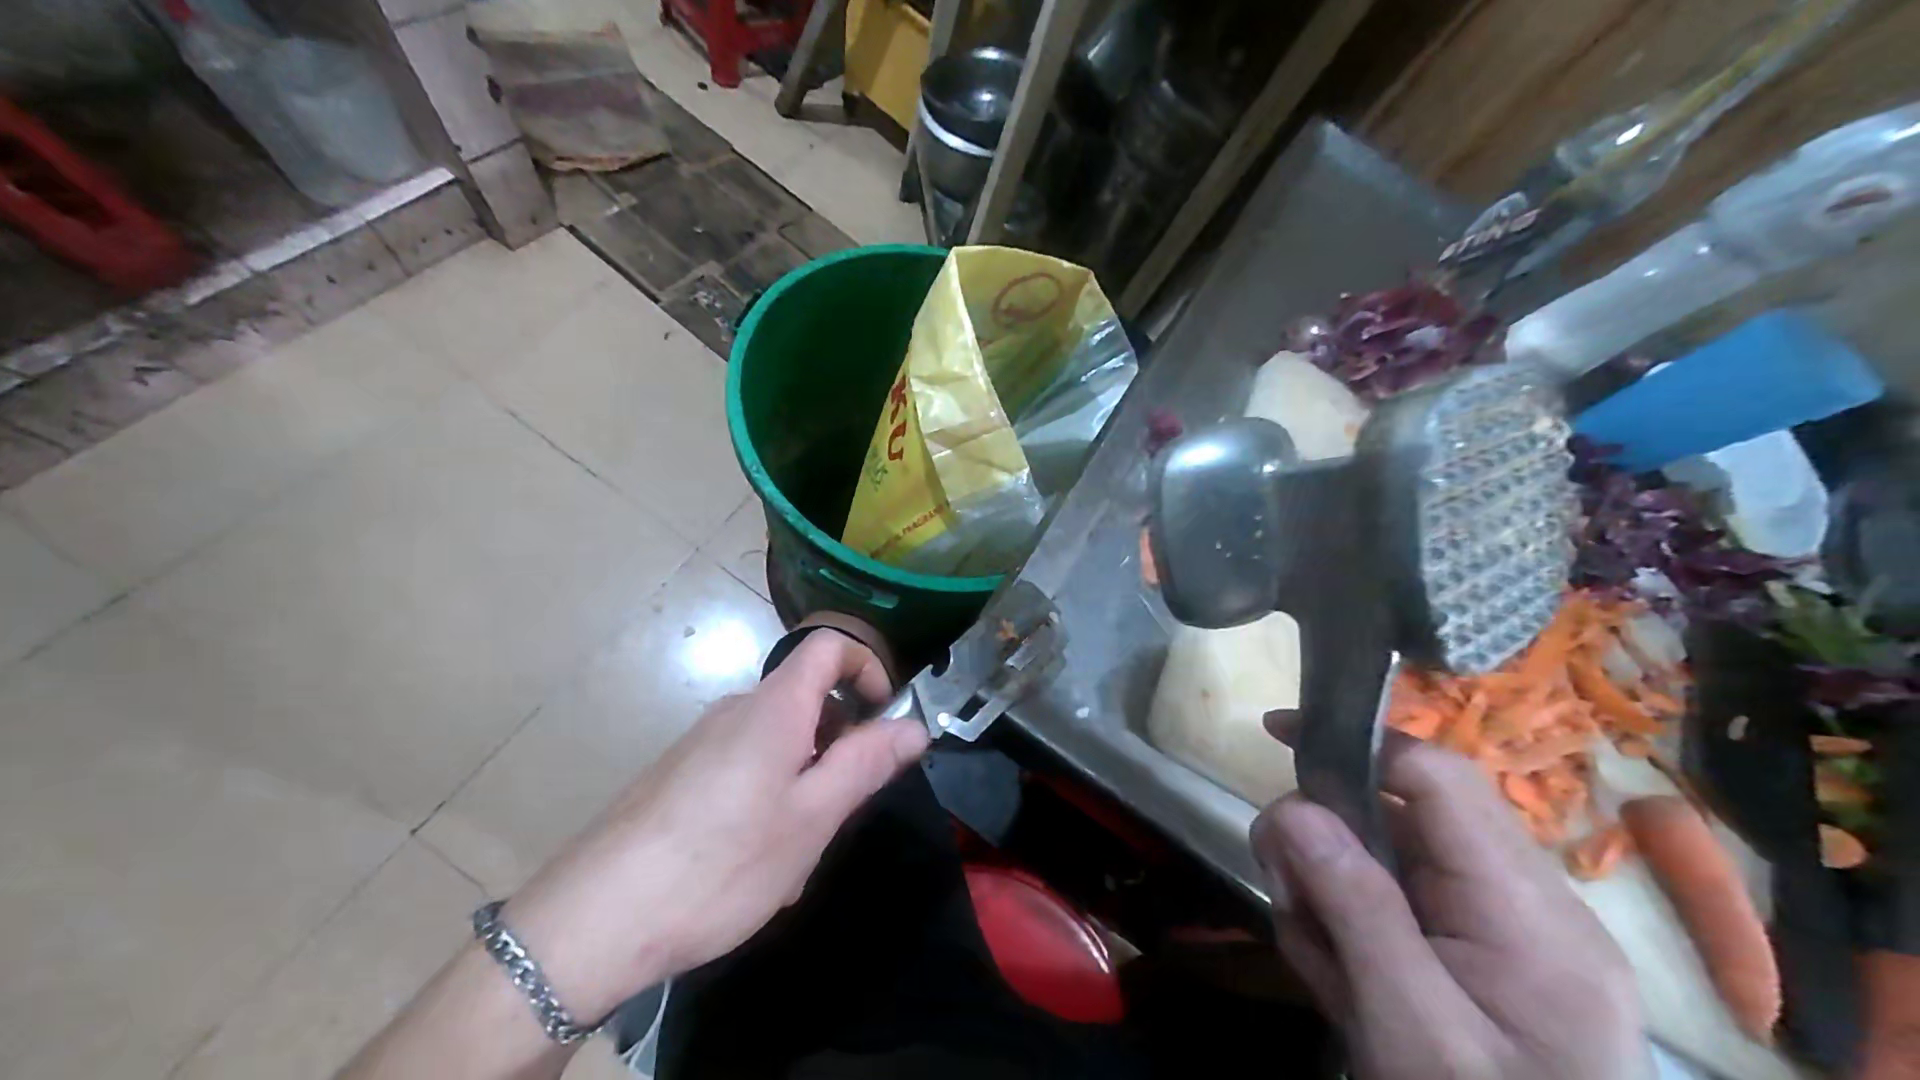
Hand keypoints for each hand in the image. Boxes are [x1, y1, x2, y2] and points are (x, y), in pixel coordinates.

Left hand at [502, 631, 929, 1021]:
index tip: (882, 717)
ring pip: (776, 745)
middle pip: (805, 701)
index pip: (828, 646)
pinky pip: (743, 770)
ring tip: (792, 856)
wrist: (594, 919)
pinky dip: (766, 800)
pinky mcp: (679, 775)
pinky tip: (749, 863)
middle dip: (836, 748)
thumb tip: (913, 725)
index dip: (866, 666)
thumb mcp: (811, 818)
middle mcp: (735, 711)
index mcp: (773, 707)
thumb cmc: (721, 863)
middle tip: (837, 815)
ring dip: (802, 784)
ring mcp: (701, 742)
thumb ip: (866, 764)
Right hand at [1251, 736, 1645, 1079]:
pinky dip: (1344, 923)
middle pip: (1397, 817)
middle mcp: (1523, 903)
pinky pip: (1389, 900)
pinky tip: (1338, 977)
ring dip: (1325, 892)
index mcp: (1530, 913)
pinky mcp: (1474, 950)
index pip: (1439, 780)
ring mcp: (1499, 928)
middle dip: (1323, 843)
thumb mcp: (1409, 1028)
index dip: (1357, 744)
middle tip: (1284, 893)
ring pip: (1380, 857)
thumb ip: (1356, 910)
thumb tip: (1293, 808)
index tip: (1276, 733)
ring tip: (1319, 962)